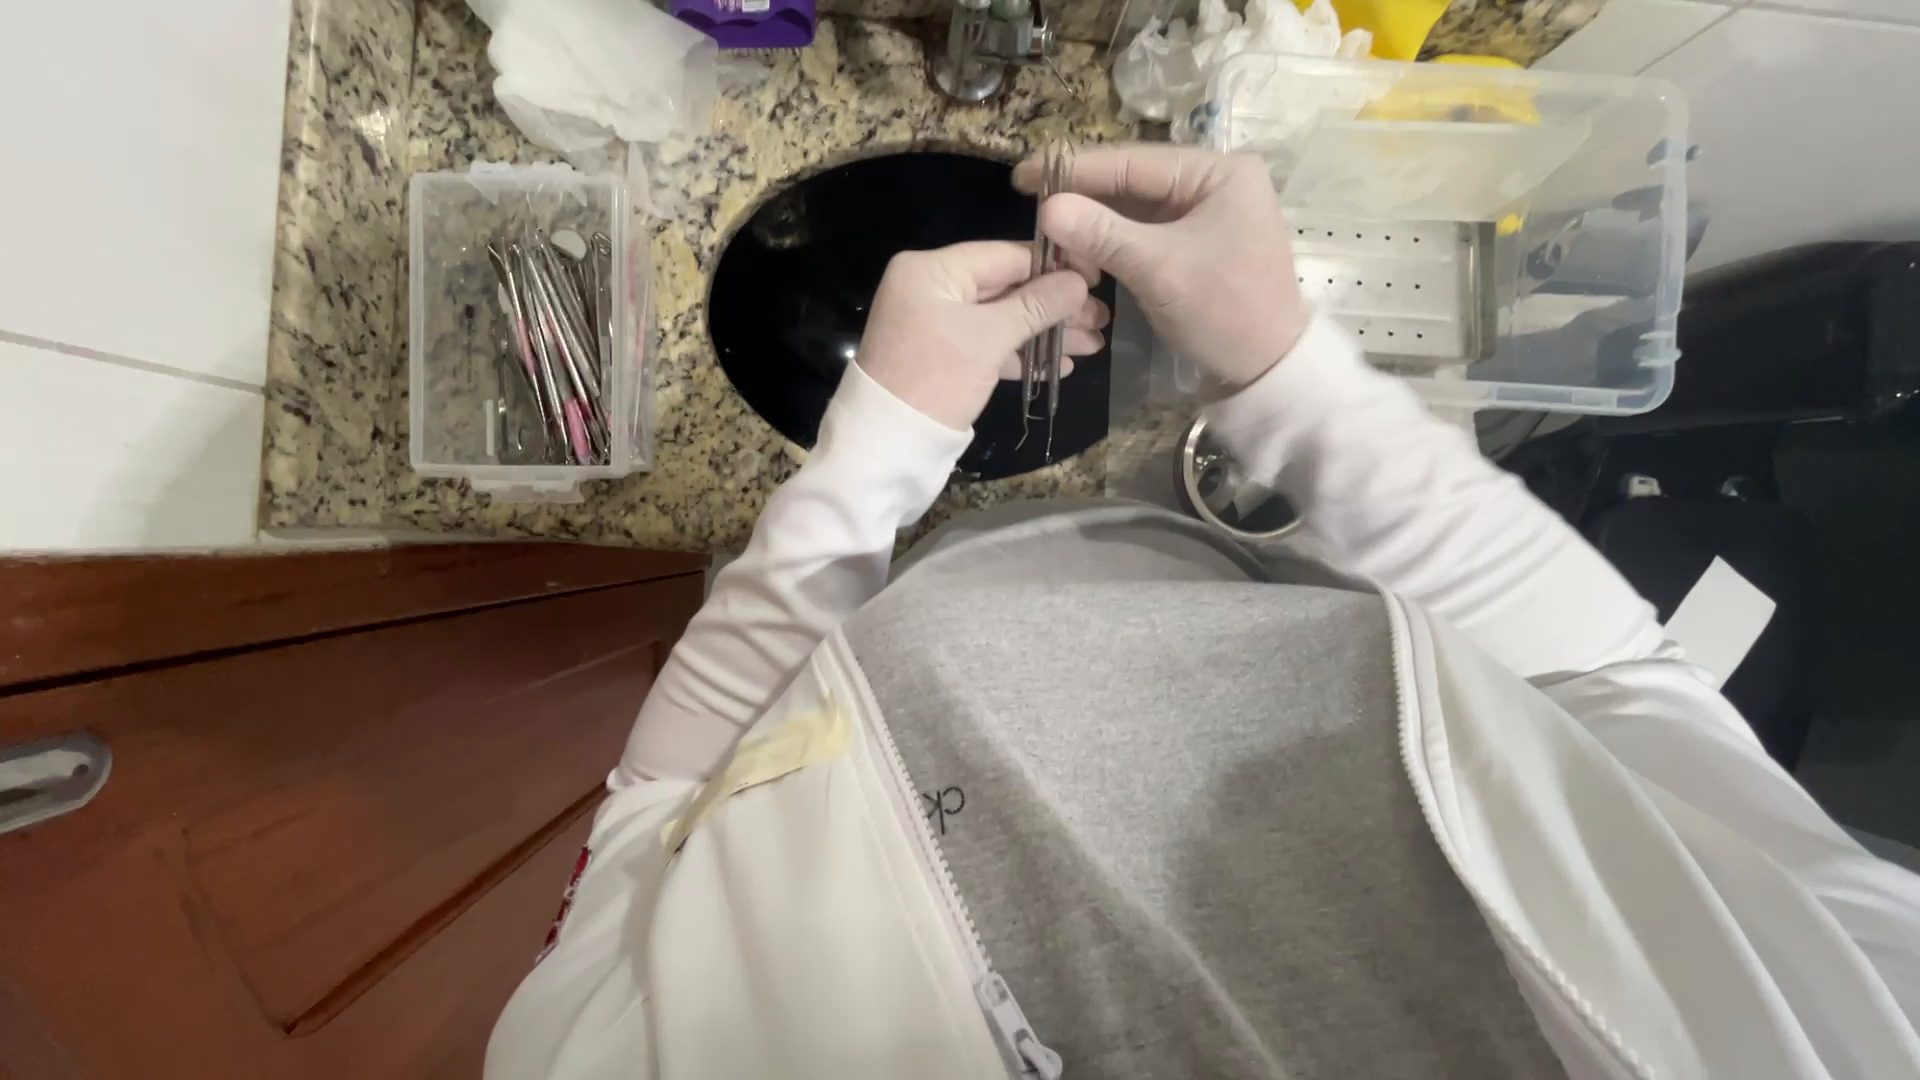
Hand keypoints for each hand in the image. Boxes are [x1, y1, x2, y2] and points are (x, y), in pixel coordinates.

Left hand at [857, 241, 1107, 431]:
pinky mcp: (941, 356)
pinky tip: (1059, 367)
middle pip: (1006, 288)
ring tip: (1092, 346)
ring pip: (1000, 320)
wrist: (889, 444)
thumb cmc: (936, 381)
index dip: (1054, 266)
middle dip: (1055, 308)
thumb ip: (1035, 306)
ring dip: (1045, 334)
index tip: (1096, 278)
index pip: (1005, 255)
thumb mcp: (988, 340)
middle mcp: (931, 289)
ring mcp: (935, 324)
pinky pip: (987, 346)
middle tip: (1100, 321)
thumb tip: (1079, 282)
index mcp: (932, 270)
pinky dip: (1019, 355)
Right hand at [1015, 145, 1307, 391]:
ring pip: (1132, 212)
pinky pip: (1141, 237)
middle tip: (1029, 207)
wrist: (1265, 368)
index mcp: (1217, 172)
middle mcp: (1211, 184)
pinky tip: (1079, 255)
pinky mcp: (1191, 247)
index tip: (1023, 174)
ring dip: (1092, 227)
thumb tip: (1046, 208)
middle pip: (1130, 184)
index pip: (1132, 161)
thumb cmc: (1222, 311)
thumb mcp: (1159, 269)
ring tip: (1049, 239)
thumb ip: (1102, 234)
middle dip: (1081, 200)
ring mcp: (1202, 216)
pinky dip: (1110, 247)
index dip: (1074, 169)